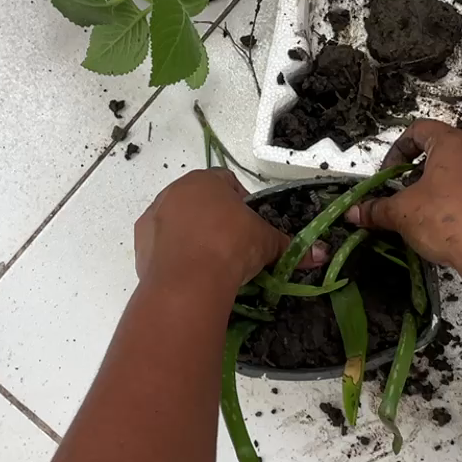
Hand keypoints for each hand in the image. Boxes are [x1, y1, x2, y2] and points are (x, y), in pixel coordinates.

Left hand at [134, 169, 291, 293]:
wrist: (188, 281)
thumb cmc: (230, 246)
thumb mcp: (266, 244)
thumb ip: (289, 246)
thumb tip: (320, 254)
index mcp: (206, 180)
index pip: (228, 183)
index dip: (242, 205)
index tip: (249, 229)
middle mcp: (175, 191)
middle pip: (201, 202)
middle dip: (216, 221)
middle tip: (232, 248)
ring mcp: (154, 216)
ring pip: (178, 222)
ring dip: (193, 237)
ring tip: (211, 264)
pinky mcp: (140, 243)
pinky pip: (162, 244)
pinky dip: (175, 255)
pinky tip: (190, 272)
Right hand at [344, 120, 461, 282]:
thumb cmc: (448, 220)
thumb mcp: (402, 212)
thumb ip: (376, 209)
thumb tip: (355, 212)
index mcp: (451, 142)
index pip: (417, 130)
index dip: (396, 151)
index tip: (388, 176)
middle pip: (436, 150)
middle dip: (413, 173)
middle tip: (400, 196)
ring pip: (454, 171)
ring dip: (432, 189)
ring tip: (419, 214)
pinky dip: (452, 201)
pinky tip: (442, 226)